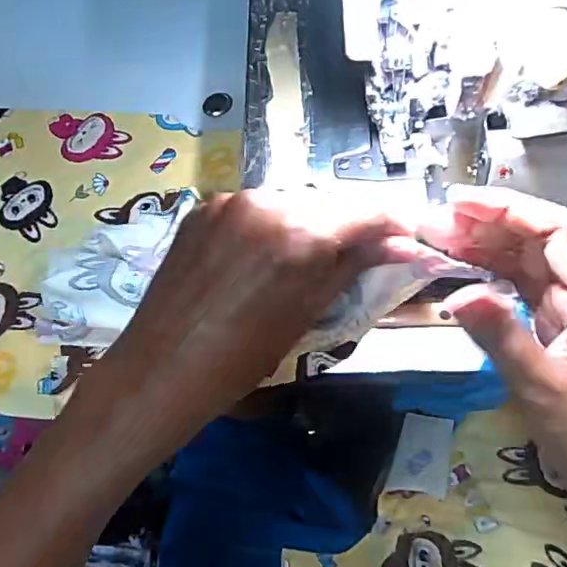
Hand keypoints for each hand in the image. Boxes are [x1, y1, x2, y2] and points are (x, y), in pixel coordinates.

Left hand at [71, 190, 414, 464]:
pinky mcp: (202, 208)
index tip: (403, 240)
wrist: (163, 367)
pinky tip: (262, 254)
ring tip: (305, 257)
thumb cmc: (243, 358)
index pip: (367, 211)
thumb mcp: (308, 314)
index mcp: (300, 234)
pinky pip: (253, 205)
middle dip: (349, 224)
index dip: (393, 225)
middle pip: (328, 200)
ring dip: (308, 221)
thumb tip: (402, 246)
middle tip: (357, 254)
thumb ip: (354, 268)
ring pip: (289, 199)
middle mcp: (265, 202)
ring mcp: (228, 201)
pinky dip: (269, 223)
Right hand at [423, 187, 566, 510]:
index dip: (509, 209)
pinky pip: (526, 287)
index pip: (558, 231)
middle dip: (489, 224)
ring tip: (441, 236)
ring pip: (531, 262)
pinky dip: (494, 273)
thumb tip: (458, 294)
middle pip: (541, 241)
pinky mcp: (561, 328)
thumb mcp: (540, 385)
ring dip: (488, 246)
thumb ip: (500, 335)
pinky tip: (465, 266)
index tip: (462, 202)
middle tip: (437, 220)